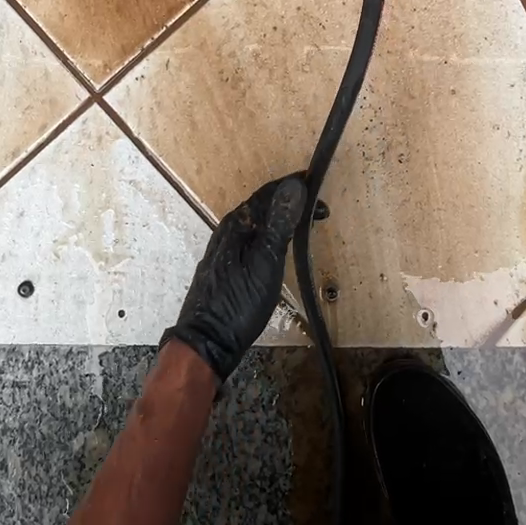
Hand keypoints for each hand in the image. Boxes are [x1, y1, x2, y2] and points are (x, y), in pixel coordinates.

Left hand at [162, 174, 306, 379]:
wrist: (207, 341)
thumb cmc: (239, 303)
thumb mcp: (266, 263)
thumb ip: (279, 224)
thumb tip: (294, 185)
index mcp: (238, 224)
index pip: (268, 192)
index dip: (294, 185)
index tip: (317, 183)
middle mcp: (229, 230)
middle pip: (262, 205)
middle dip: (290, 200)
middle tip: (318, 208)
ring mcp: (225, 248)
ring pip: (257, 221)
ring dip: (281, 216)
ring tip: (304, 221)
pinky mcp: (226, 265)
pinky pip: (252, 236)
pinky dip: (272, 233)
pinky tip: (279, 245)